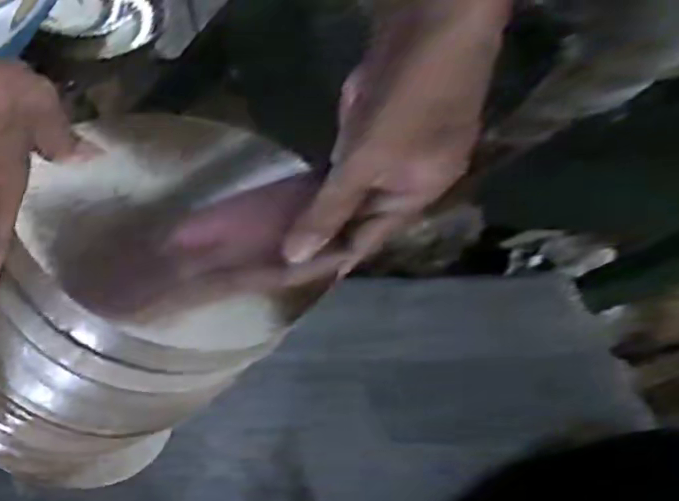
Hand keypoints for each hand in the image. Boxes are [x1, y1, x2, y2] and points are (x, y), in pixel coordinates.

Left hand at [282, 0, 508, 267]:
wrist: (428, 29)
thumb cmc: (407, 102)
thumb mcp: (364, 164)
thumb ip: (328, 211)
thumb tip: (296, 257)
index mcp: (417, 195)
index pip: (363, 244)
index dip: (322, 264)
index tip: (277, 284)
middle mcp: (403, 185)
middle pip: (348, 227)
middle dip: (308, 245)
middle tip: (259, 270)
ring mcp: (384, 164)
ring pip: (336, 205)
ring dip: (302, 223)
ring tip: (258, 252)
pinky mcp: (362, 145)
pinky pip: (329, 183)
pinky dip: (304, 199)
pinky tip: (271, 218)